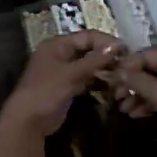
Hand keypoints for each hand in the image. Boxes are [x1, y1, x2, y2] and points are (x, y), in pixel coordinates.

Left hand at [0, 30, 125, 136]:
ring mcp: (63, 71)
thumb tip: (117, 46)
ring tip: (123, 74)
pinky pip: (86, 79)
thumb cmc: (46, 92)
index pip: (86, 36)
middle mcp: (60, 55)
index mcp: (57, 45)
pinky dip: (98, 81)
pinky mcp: (67, 87)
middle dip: (106, 55)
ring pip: (88, 65)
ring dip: (104, 69)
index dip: (106, 41)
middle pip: (88, 49)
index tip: (126, 49)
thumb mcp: (71, 74)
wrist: (28, 121)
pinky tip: (112, 85)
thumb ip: (94, 60)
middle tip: (128, 62)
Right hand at [113, 45, 156, 153]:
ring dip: (141, 95)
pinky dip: (154, 100)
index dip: (126, 68)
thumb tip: (118, 71)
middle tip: (117, 98)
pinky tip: (137, 113)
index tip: (110, 82)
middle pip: (151, 67)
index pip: (146, 54)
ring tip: (124, 110)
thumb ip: (137, 80)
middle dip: (133, 84)